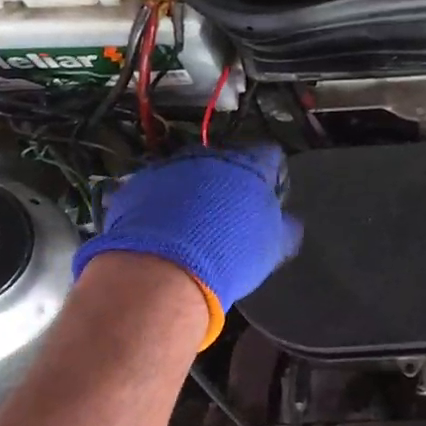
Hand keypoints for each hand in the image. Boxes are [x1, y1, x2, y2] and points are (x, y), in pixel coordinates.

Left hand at [72, 146, 300, 344]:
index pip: (270, 155)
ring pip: (186, 172)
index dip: (271, 175)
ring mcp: (169, 167)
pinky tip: (161, 232)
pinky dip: (159, 204)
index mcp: (250, 166)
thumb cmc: (232, 255)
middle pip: (225, 162)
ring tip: (190, 226)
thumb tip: (289, 222)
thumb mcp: (274, 247)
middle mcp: (209, 157)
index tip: (268, 195)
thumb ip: (286, 228)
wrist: (165, 270)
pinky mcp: (136, 185)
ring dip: (192, 191)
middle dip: (228, 182)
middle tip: (228, 214)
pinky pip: (154, 189)